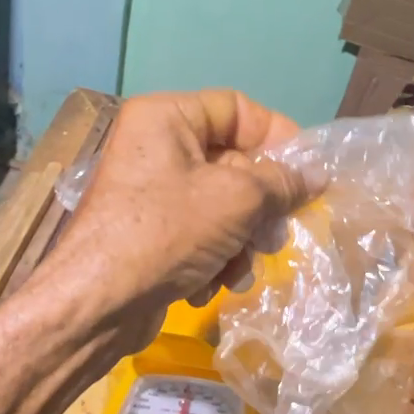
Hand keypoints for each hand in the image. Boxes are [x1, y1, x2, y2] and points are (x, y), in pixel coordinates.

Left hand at [42, 90, 313, 347]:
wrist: (99, 304)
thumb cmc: (167, 233)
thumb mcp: (236, 199)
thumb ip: (281, 182)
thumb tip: (315, 176)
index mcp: (165, 119)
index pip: (236, 109)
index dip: (276, 137)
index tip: (307, 174)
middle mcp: (153, 150)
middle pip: (231, 164)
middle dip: (259, 206)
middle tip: (275, 236)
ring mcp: (149, 197)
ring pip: (220, 208)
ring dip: (239, 242)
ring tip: (239, 269)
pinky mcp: (149, 239)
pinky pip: (198, 237)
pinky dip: (212, 260)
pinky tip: (210, 286)